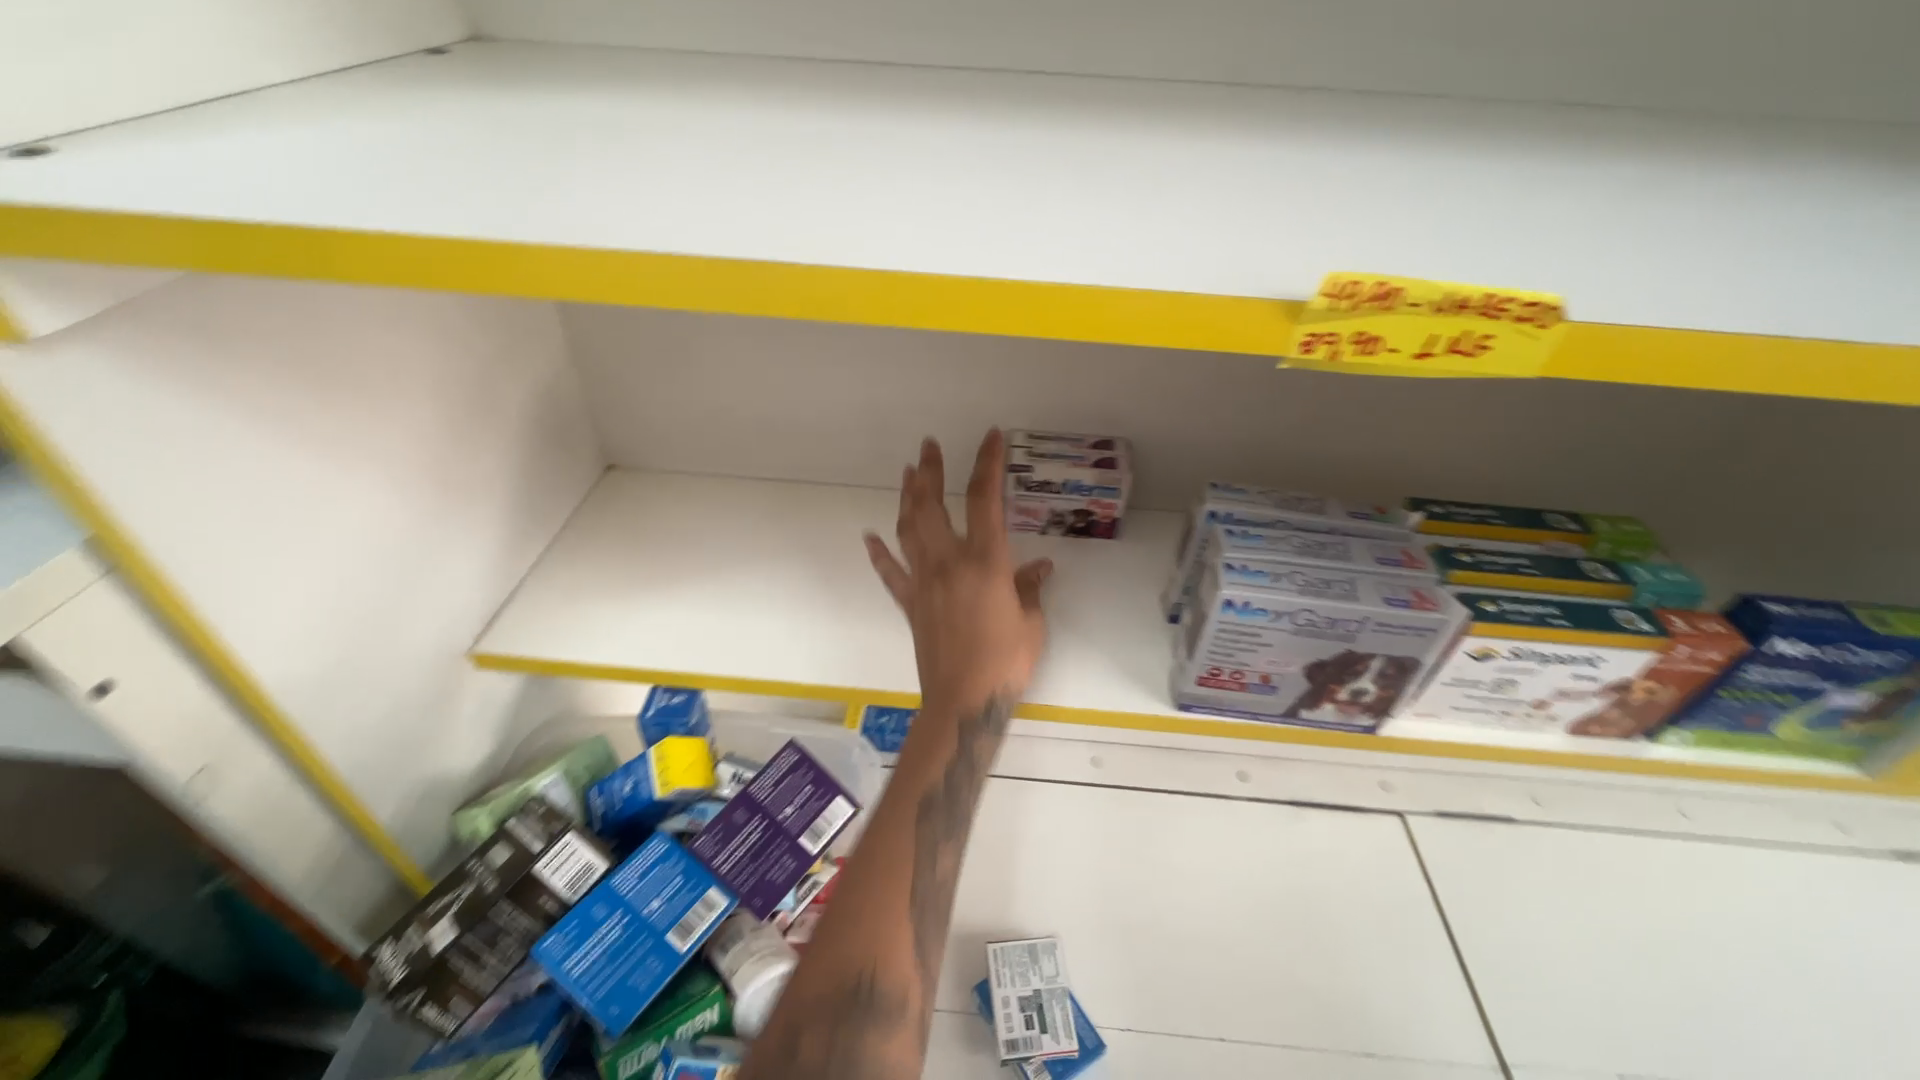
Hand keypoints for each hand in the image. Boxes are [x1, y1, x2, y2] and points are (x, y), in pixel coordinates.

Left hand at [864, 430, 1052, 708]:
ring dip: (906, 499)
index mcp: (985, 562)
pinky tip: (871, 537)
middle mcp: (949, 563)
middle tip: (928, 446)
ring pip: (908, 530)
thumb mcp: (1032, 623)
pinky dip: (880, 554)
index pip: (985, 500)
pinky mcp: (910, 604)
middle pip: (932, 506)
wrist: (963, 700)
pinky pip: (891, 574)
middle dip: (930, 471)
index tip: (991, 438)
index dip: (987, 464)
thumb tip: (1040, 568)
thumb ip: (1032, 590)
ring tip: (907, 474)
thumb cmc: (1005, 662)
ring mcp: (923, 583)